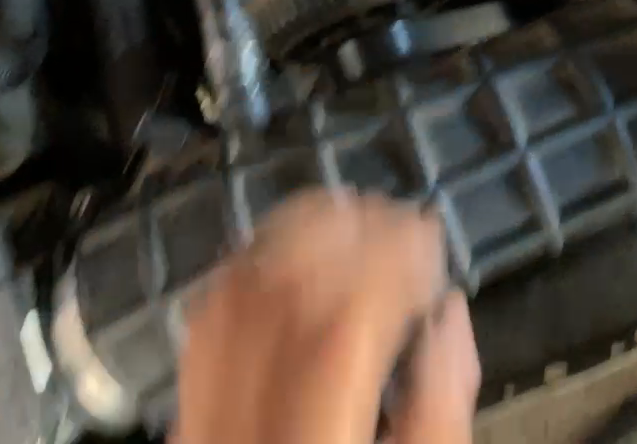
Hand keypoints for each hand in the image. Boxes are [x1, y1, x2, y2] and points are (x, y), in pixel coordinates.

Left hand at [177, 191, 479, 443]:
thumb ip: (443, 408)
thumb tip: (451, 314)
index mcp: (315, 436)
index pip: (347, 326)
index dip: (390, 258)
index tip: (427, 230)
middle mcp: (248, 420)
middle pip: (279, 294)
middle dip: (340, 231)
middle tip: (390, 215)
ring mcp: (204, 417)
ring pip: (233, 293)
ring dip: (290, 235)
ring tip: (342, 214)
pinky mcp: (185, 416)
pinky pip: (204, 322)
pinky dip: (246, 268)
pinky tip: (279, 254)